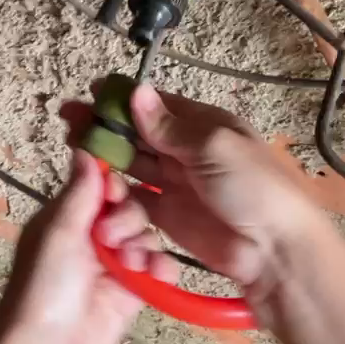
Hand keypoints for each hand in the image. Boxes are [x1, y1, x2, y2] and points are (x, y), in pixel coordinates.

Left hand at [0, 151, 177, 343]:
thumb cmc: (45, 286)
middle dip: (129, 220)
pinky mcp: (133, 291)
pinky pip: (156, 267)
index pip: (99, 187)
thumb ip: (78, 193)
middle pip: (128, 208)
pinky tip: (158, 275)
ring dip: (144, 245)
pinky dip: (161, 268)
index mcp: (66, 217)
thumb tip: (84, 149)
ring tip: (133, 265)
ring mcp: (113, 264)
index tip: (115, 195)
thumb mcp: (58, 233)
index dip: (113, 187)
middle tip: (114, 241)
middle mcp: (91, 236)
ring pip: (145, 236)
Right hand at [63, 82, 329, 306]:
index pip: (157, 106)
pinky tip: (94, 186)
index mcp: (204, 125)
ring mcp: (176, 184)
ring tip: (75, 150)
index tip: (89, 92)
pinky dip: (116, 193)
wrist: (275, 252)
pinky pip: (135, 199)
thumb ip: (170, 125)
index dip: (123, 100)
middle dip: (105, 126)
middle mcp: (187, 150)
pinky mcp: (167, 216)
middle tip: (69, 119)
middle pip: (139, 133)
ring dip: (106, 156)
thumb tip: (137, 91)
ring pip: (133, 164)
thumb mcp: (214, 147)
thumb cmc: (252, 187)